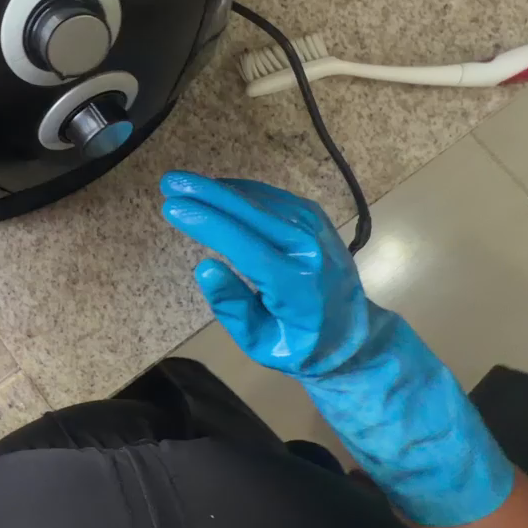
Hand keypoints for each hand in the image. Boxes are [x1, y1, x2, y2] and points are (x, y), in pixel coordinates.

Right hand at [158, 173, 371, 378]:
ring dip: (220, 189)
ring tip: (184, 184)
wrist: (357, 335)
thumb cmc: (300, 345)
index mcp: (297, 286)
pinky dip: (241, 191)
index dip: (207, 223)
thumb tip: (205, 267)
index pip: (245, 246)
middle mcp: (310, 251)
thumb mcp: (261, 344)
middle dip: (207, 194)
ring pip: (261, 200)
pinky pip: (272, 198)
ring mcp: (316, 230)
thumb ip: (232, 308)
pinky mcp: (315, 219)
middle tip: (170, 182)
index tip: (172, 208)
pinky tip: (216, 189)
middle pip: (252, 213)